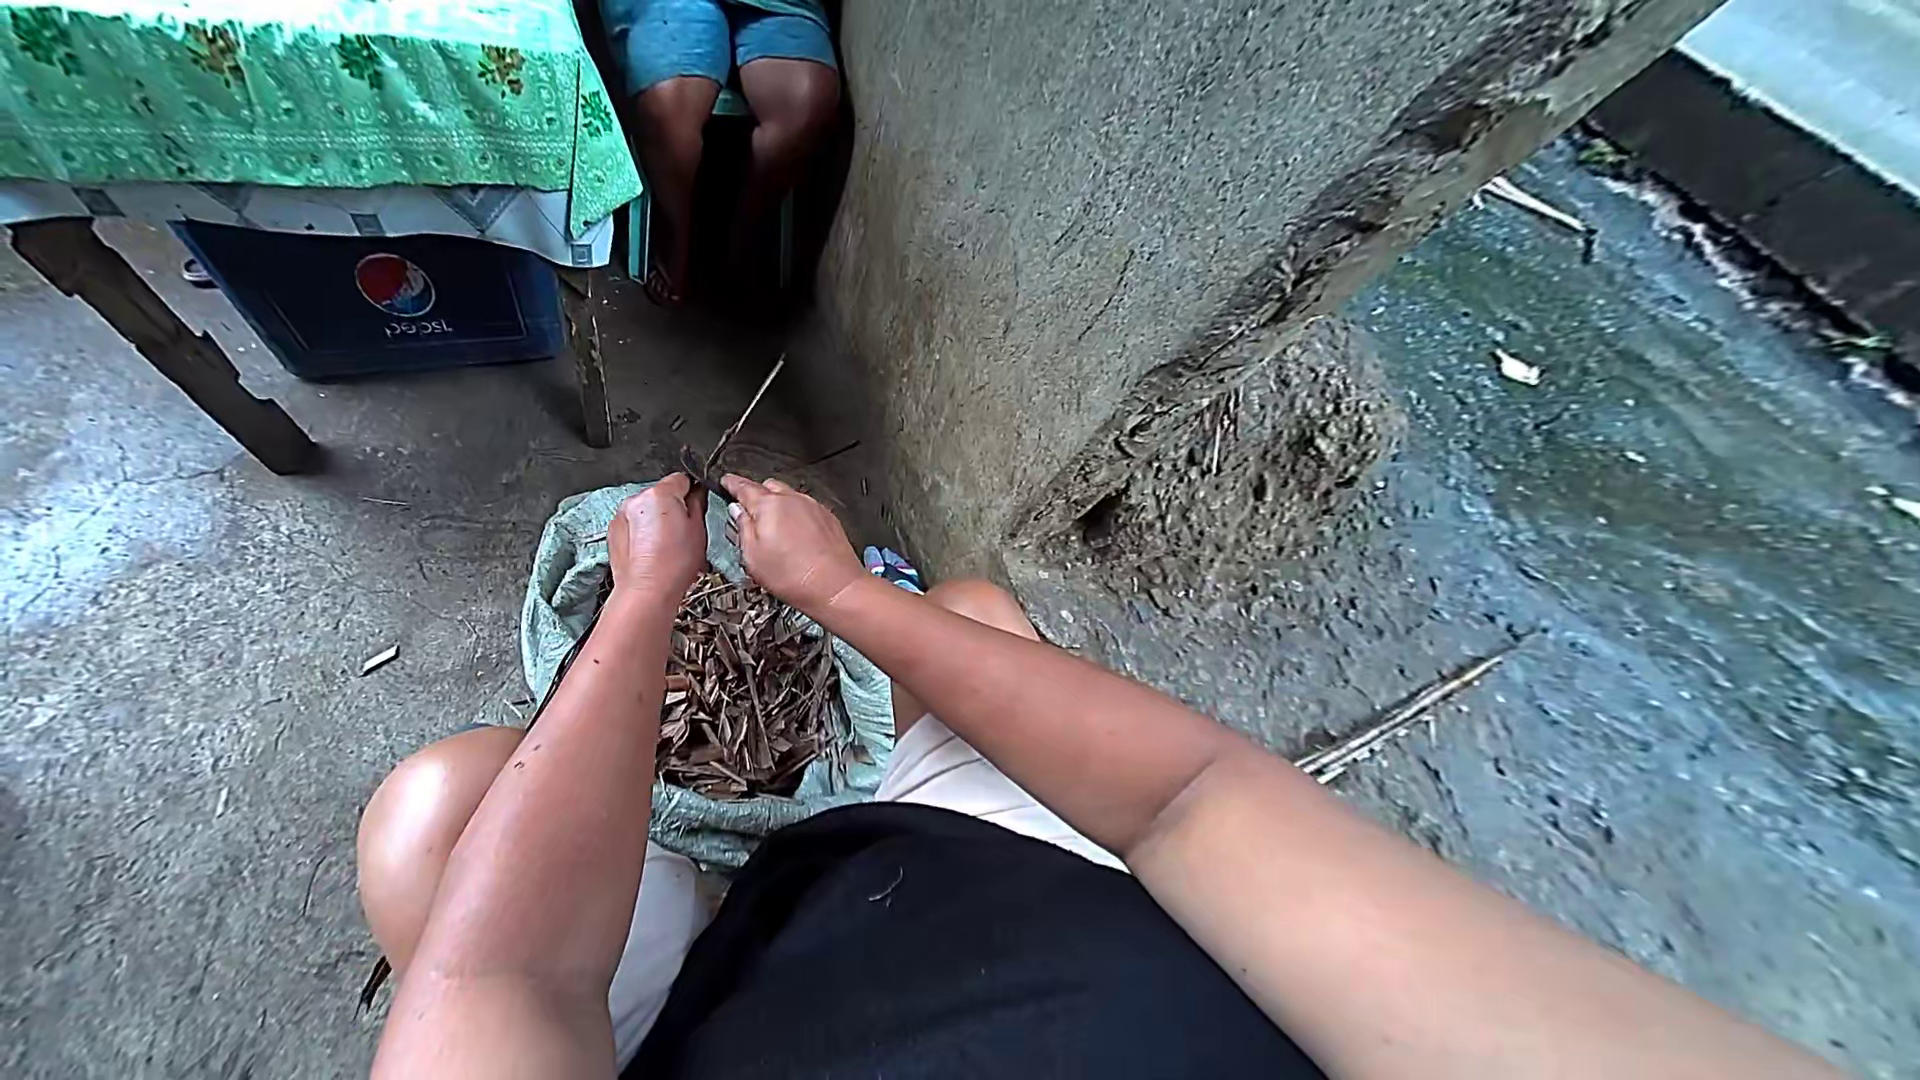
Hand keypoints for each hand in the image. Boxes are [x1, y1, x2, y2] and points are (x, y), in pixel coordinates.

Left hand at [607, 474, 707, 601]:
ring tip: (668, 543)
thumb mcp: (699, 530)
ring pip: (648, 508)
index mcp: (660, 494)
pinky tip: (654, 548)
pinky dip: (644, 530)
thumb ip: (698, 504)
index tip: (697, 506)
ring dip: (658, 518)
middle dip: (674, 506)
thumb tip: (698, 493)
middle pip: (662, 493)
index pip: (681, 479)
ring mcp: (622, 514)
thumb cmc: (673, 564)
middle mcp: (637, 499)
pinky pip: (635, 522)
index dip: (693, 492)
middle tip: (685, 529)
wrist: (647, 590)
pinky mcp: (614, 530)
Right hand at [721, 475, 864, 614]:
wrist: (836, 587)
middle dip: (757, 496)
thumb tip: (737, 512)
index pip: (744, 486)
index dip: (732, 483)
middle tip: (749, 514)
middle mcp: (793, 500)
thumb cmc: (796, 577)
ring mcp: (813, 507)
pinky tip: (795, 537)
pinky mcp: (828, 518)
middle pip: (768, 487)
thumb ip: (742, 528)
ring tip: (774, 532)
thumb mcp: (753, 556)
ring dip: (779, 507)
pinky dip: (797, 516)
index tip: (727, 482)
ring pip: (789, 497)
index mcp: (769, 505)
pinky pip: (806, 508)